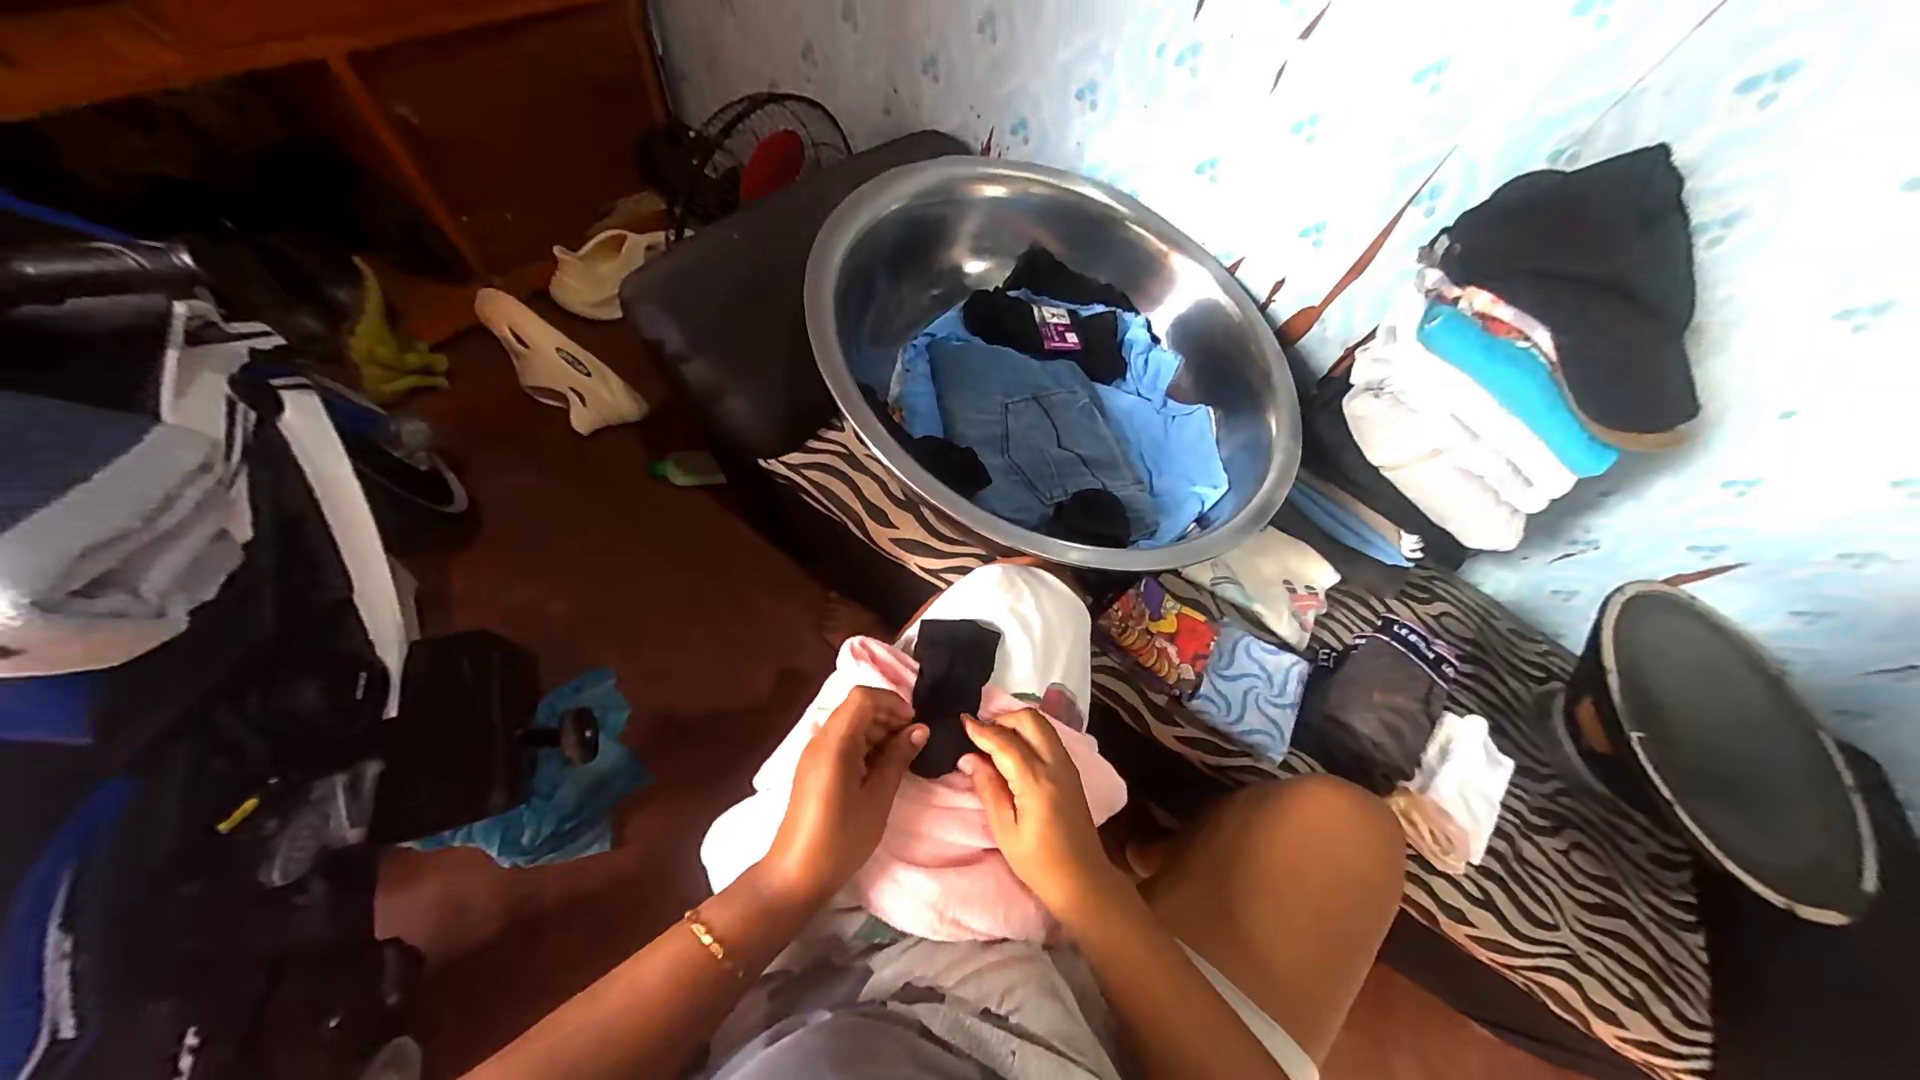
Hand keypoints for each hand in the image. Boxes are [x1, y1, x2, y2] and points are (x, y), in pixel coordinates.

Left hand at [762, 686, 926, 908]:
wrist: (795, 875)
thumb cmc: (841, 838)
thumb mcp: (877, 798)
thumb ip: (898, 758)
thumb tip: (919, 730)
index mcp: (835, 742)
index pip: (863, 697)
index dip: (892, 702)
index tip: (914, 724)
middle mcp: (820, 739)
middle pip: (855, 707)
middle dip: (887, 715)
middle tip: (912, 741)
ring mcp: (814, 753)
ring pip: (849, 722)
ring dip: (877, 729)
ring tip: (901, 755)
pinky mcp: (813, 767)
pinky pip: (841, 740)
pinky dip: (864, 743)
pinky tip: (880, 767)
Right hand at [960, 711, 1125, 921]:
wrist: (1084, 880)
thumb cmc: (1039, 863)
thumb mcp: (1005, 831)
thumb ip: (988, 789)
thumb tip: (968, 758)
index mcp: (1037, 781)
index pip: (1005, 742)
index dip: (981, 729)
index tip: (962, 721)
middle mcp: (1056, 765)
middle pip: (1030, 720)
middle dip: (1002, 718)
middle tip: (980, 731)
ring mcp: (1068, 766)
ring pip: (1042, 724)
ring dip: (1017, 723)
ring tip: (994, 738)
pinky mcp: (1072, 771)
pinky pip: (1049, 737)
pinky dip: (1029, 732)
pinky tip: (1014, 749)